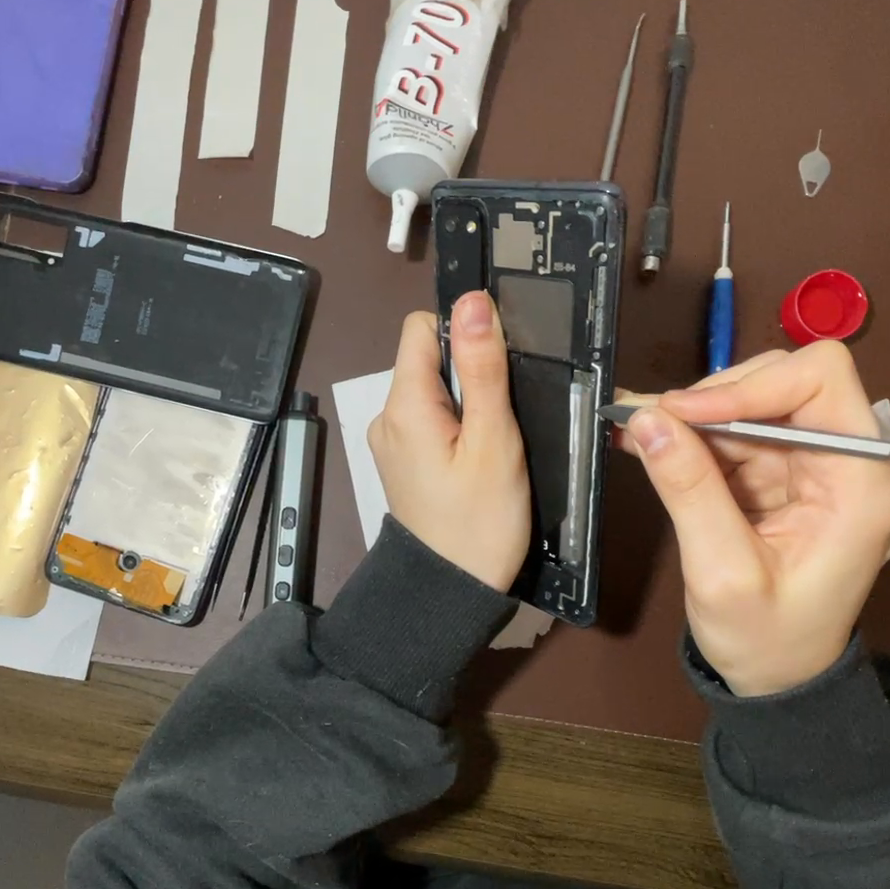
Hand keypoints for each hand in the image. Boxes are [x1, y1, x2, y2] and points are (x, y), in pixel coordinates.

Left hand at [368, 292, 530, 591]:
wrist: (452, 587)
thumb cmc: (479, 520)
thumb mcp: (493, 440)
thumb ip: (483, 369)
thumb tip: (472, 301)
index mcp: (403, 405)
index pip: (421, 328)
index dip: (462, 331)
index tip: (497, 362)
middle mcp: (386, 417)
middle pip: (427, 359)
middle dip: (468, 371)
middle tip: (503, 412)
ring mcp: (390, 441)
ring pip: (431, 392)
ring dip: (465, 402)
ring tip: (493, 439)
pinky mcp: (402, 461)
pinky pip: (428, 421)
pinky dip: (455, 426)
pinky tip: (477, 456)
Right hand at [620, 342, 889, 695]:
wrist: (778, 676)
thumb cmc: (766, 638)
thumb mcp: (722, 571)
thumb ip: (688, 490)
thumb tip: (646, 421)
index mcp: (859, 479)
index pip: (817, 381)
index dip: (747, 386)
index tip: (679, 414)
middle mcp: (845, 457)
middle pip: (782, 381)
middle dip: (713, 398)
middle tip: (650, 423)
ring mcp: (810, 463)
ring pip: (749, 402)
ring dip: (691, 415)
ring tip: (637, 430)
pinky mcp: (777, 474)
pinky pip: (731, 432)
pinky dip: (687, 433)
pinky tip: (647, 441)